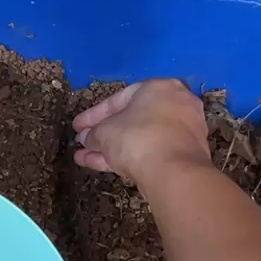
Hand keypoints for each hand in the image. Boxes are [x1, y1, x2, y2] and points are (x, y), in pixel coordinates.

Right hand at [70, 78, 211, 182]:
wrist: (173, 171)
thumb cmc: (137, 138)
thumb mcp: (104, 132)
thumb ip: (94, 133)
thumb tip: (88, 138)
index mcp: (158, 88)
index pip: (118, 99)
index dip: (93, 115)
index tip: (77, 126)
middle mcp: (175, 104)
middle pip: (130, 119)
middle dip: (102, 132)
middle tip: (82, 141)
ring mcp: (182, 130)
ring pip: (138, 137)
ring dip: (109, 147)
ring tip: (83, 157)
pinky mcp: (183, 153)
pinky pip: (148, 150)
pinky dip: (126, 156)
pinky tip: (99, 165)